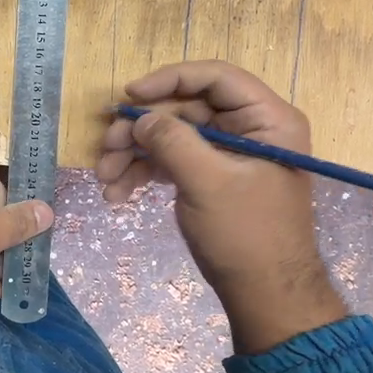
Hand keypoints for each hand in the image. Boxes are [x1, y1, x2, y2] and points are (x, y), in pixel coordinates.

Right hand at [95, 61, 345, 353]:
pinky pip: (171, 162)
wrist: (265, 294)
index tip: (129, 95)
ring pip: (171, 137)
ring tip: (106, 179)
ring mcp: (227, 155)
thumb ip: (172, 141)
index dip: (169, 79)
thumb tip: (139, 118)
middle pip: (185, 109)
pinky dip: (143, 174)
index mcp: (267, 120)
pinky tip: (118, 194)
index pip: (216, 78)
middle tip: (105, 148)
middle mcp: (249, 130)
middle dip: (141, 130)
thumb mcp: (208, 183)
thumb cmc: (247, 235)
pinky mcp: (209, 177)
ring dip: (134, 155)